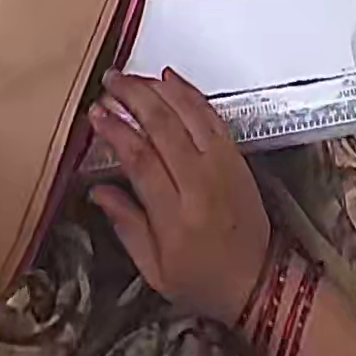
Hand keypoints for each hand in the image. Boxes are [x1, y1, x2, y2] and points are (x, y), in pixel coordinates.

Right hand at [87, 69, 270, 325]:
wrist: (258, 279)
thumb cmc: (203, 278)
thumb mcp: (155, 270)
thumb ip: (126, 225)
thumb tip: (97, 192)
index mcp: (175, 216)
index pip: (140, 159)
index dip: (116, 130)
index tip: (97, 114)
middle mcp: (199, 182)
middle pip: (162, 125)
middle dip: (132, 96)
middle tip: (110, 81)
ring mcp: (220, 162)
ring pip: (186, 111)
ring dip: (156, 87)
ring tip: (131, 76)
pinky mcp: (233, 151)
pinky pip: (209, 111)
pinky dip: (188, 90)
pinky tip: (169, 76)